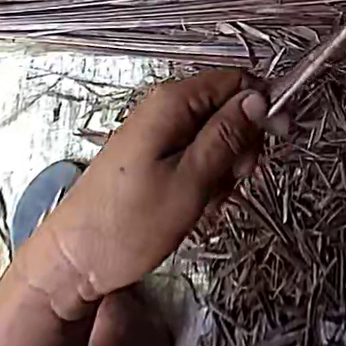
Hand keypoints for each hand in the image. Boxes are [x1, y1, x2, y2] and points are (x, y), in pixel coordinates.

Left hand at [18, 70, 265, 319]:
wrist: (70, 265)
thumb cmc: (128, 226)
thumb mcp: (191, 181)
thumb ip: (228, 135)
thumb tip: (260, 97)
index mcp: (173, 102)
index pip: (236, 81)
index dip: (262, 107)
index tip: (276, 140)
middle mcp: (166, 106)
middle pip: (228, 107)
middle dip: (241, 143)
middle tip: (234, 180)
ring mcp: (158, 130)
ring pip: (215, 134)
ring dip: (224, 167)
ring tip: (207, 200)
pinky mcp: (154, 153)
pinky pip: (196, 153)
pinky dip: (205, 177)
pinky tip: (194, 204)